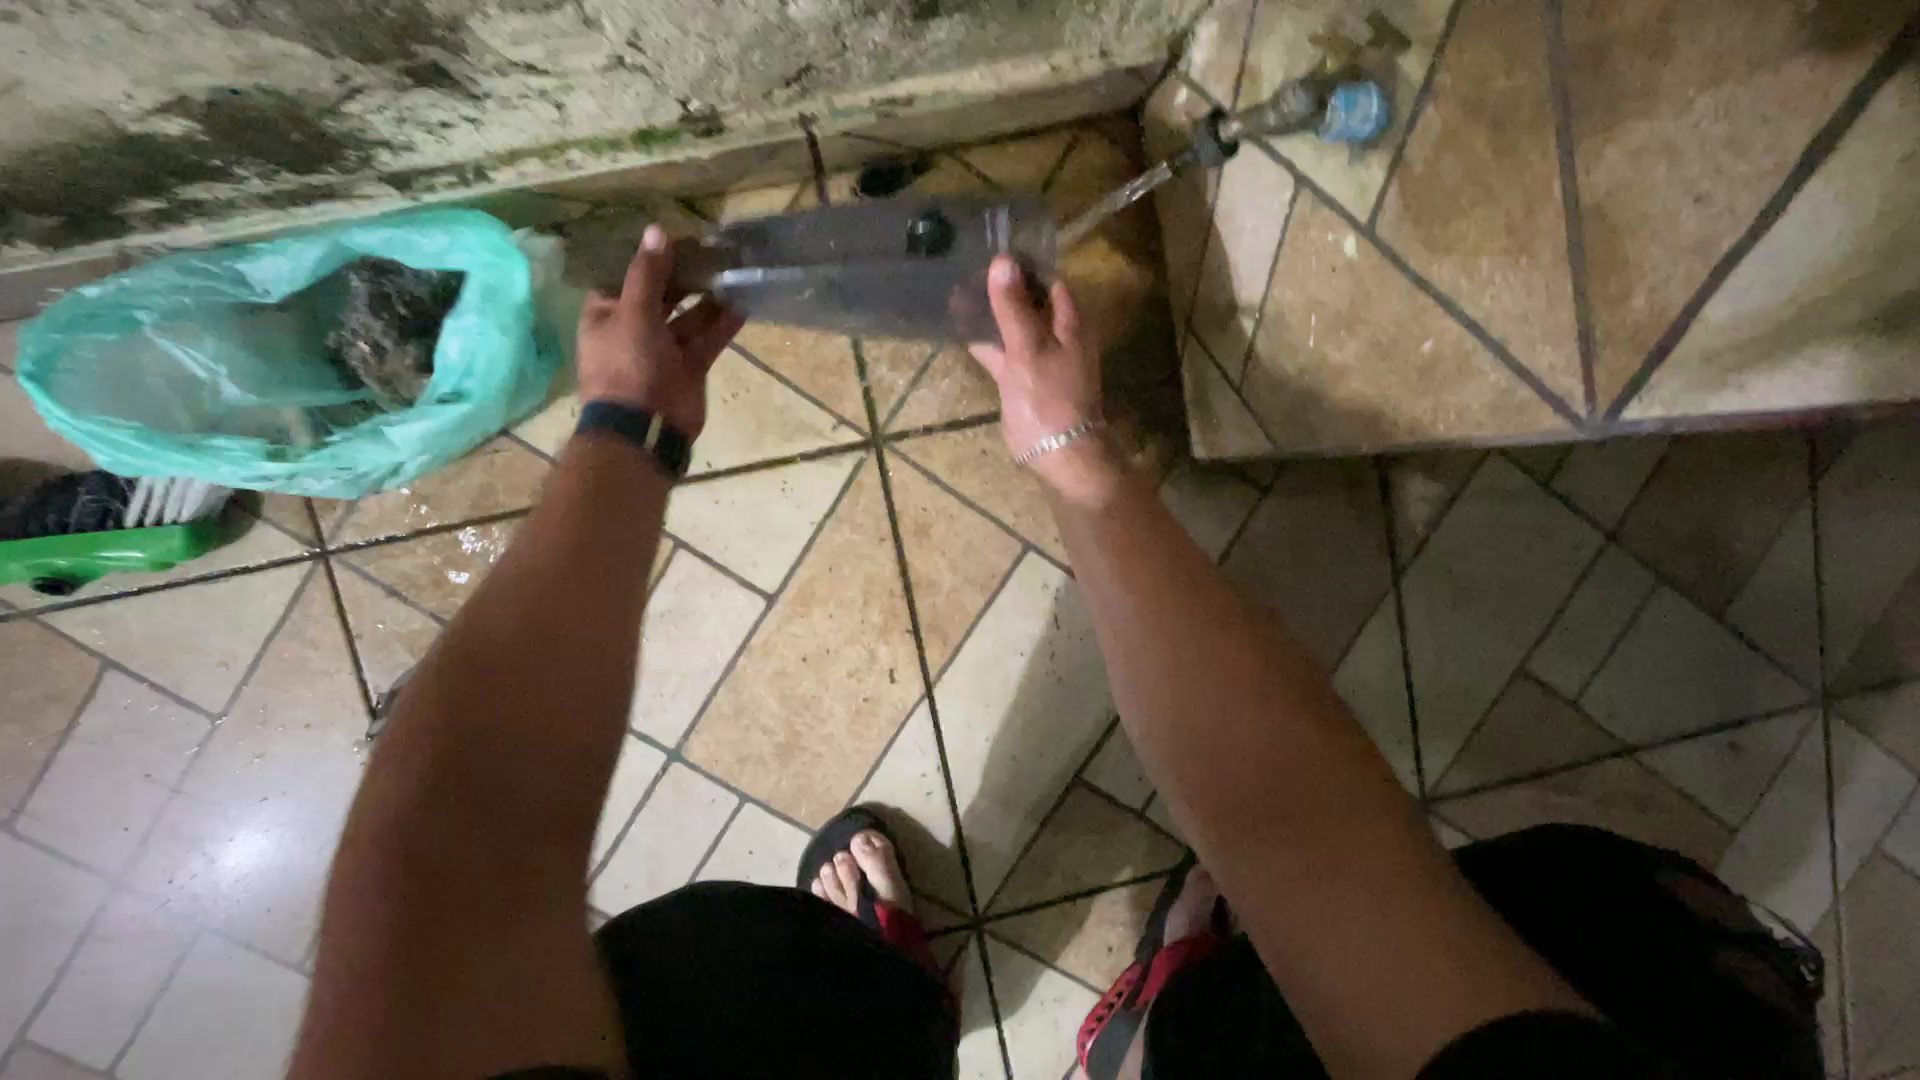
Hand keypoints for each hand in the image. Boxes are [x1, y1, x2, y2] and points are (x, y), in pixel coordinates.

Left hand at [575, 225, 743, 438]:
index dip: (649, 257)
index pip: (626, 276)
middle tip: (712, 251)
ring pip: (689, 318)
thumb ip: (648, 273)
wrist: (645, 427)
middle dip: (685, 276)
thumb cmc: (628, 366)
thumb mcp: (634, 313)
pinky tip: (742, 306)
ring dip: (709, 300)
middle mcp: (634, 328)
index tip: (675, 236)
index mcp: (607, 313)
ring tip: (732, 274)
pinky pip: (707, 341)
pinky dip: (723, 326)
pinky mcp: (689, 368)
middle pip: (662, 295)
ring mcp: (664, 350)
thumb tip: (658, 230)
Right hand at [967, 256, 1122, 501]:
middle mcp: (1058, 335)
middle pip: (1029, 301)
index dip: (1023, 266)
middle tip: (967, 270)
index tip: (992, 253)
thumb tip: (1001, 261)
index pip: (1047, 280)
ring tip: (958, 293)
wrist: (1057, 452)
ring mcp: (1039, 358)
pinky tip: (962, 330)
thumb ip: (1013, 307)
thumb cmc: (1049, 398)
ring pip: (1013, 326)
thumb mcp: (1028, 348)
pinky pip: (1003, 352)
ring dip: (990, 314)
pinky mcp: (1022, 379)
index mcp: (1069, 322)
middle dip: (1002, 288)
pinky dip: (986, 342)